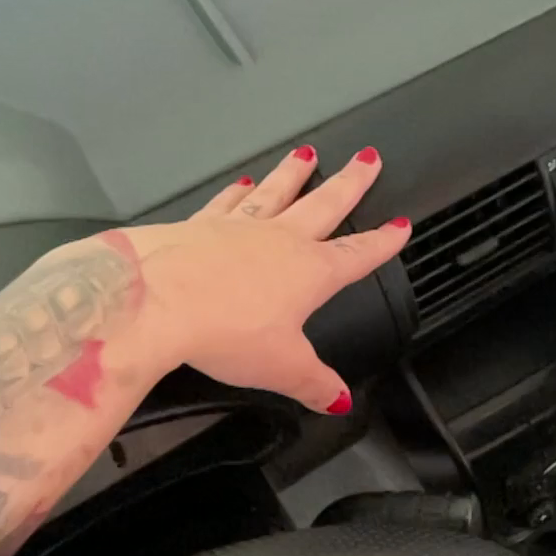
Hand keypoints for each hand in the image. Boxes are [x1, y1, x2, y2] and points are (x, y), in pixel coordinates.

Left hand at [110, 144, 409, 412]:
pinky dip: (237, 192)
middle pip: (324, 205)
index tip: (400, 225)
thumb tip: (339, 401)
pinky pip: (226, 203)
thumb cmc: (226, 332)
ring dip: (294, 174)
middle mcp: (279, 241)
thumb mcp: (282, 369)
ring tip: (307, 154)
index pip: (357, 254)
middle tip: (368, 158)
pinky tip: (241, 183)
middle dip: (350, 183)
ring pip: (276, 193)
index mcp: (310, 272)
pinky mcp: (197, 226)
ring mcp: (237, 228)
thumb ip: (315, 384)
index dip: (382, 242)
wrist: (155, 302)